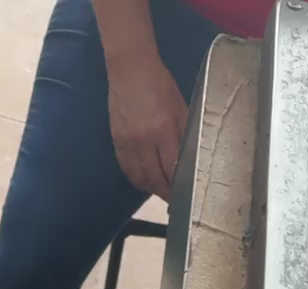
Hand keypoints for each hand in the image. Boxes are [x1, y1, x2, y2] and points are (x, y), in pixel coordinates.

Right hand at [106, 51, 188, 200]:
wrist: (130, 69)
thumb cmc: (160, 85)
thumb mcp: (180, 107)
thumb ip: (185, 133)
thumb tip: (190, 159)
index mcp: (163, 131)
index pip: (172, 170)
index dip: (178, 187)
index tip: (185, 196)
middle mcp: (144, 142)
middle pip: (155, 179)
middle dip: (166, 193)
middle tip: (174, 200)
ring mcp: (128, 144)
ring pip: (140, 178)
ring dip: (151, 189)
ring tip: (160, 192)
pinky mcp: (117, 142)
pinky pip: (127, 170)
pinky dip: (137, 180)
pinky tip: (144, 182)